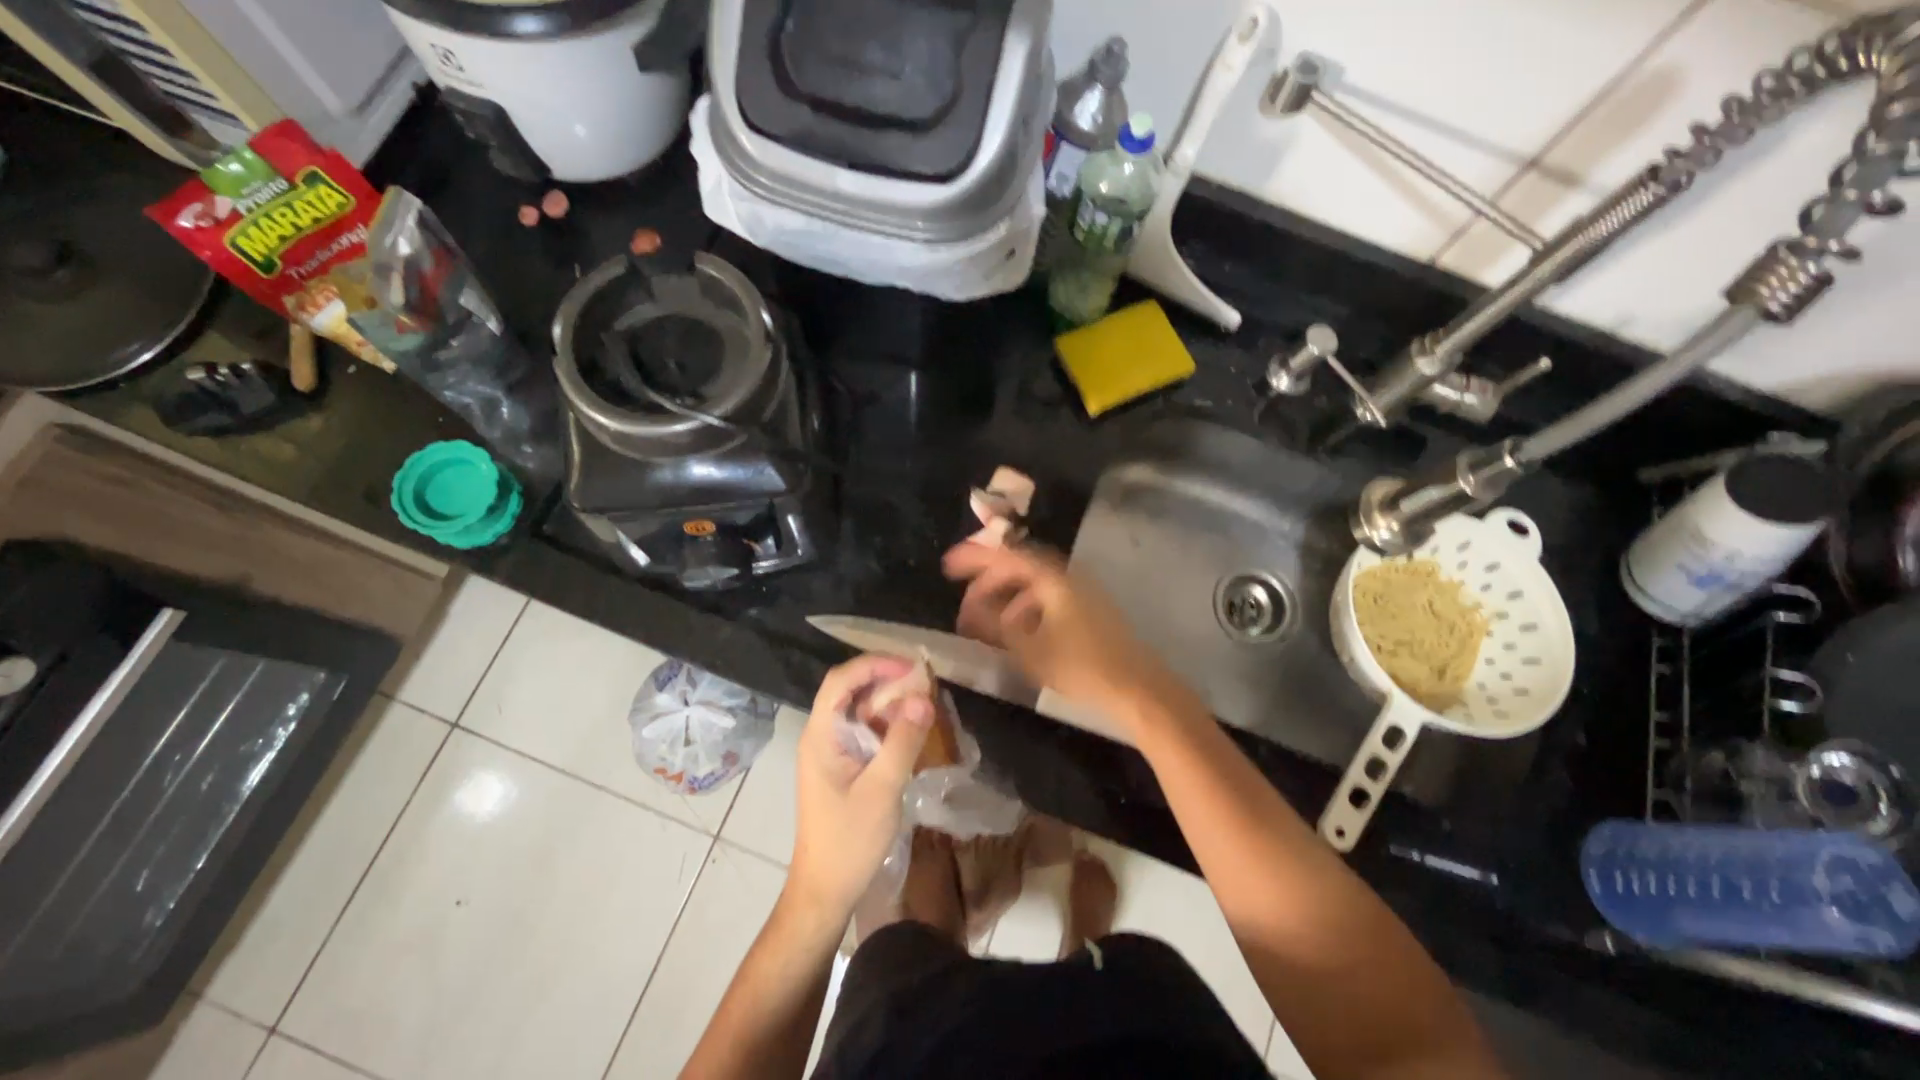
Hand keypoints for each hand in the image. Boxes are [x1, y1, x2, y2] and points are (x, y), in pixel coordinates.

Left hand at [788, 655, 934, 920]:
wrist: (826, 890)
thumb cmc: (849, 840)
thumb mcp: (881, 790)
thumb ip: (902, 741)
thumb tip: (923, 698)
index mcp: (821, 736)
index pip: (841, 681)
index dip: (874, 666)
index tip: (911, 667)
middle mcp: (823, 737)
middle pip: (852, 693)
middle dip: (889, 682)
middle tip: (928, 683)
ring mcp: (833, 754)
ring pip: (863, 714)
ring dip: (893, 704)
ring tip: (929, 702)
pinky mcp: (846, 770)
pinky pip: (868, 735)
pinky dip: (891, 727)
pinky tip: (917, 730)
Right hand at [942, 542, 1188, 719]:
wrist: (1138, 690)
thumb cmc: (1081, 667)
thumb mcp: (1028, 649)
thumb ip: (995, 625)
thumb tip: (971, 610)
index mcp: (1053, 579)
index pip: (1007, 556)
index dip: (975, 558)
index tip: (948, 567)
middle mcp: (1069, 578)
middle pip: (1020, 569)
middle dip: (988, 585)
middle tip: (965, 607)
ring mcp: (1083, 595)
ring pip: (1034, 588)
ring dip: (1006, 601)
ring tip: (986, 627)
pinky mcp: (1092, 614)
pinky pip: (1049, 602)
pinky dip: (1026, 612)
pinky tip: (1017, 637)